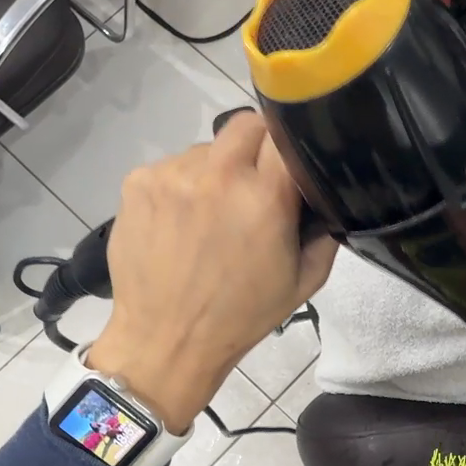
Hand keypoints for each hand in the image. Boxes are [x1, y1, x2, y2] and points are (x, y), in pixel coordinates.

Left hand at [87, 112, 337, 432]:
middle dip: (257, 146)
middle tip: (256, 182)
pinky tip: (181, 221)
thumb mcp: (305, 281)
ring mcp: (172, 175)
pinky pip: (172, 167)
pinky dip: (183, 185)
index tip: (290, 164)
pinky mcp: (138, 182)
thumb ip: (325, 231)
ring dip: (216, 170)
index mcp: (265, 197)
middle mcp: (217, 174)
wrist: (166, 341)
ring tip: (212, 213)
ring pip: (206, 148)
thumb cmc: (242, 316)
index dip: (291, 144)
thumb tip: (326, 196)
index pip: (285, 132)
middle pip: (246, 125)